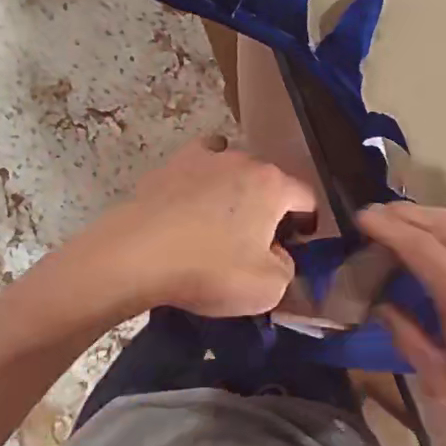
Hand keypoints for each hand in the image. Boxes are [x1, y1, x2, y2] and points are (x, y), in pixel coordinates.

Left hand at [70, 137, 316, 317]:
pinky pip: (198, 165)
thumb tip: (278, 255)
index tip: (295, 246)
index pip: (307, 197)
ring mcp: (203, 157)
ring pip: (234, 168)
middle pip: (270, 181)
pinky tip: (192, 201)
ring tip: (222, 221)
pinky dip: (202, 179)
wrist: (137, 256)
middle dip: (271, 207)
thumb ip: (287, 268)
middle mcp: (243, 160)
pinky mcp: (169, 165)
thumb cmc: (210, 269)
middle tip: (258, 241)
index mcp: (273, 185)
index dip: (308, 223)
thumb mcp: (268, 287)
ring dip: (236, 190)